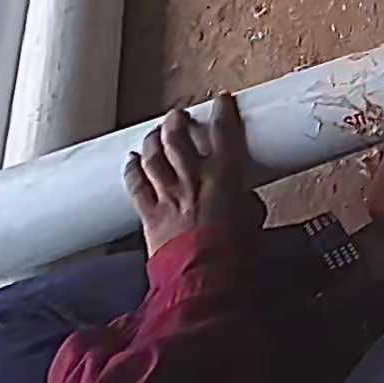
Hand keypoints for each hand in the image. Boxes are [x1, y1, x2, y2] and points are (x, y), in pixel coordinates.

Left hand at [125, 94, 249, 254]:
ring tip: (155, 133)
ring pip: (153, 157)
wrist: (204, 281)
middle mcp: (193, 178)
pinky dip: (132, 170)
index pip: (224, 132)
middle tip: (178, 115)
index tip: (222, 100)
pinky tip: (131, 160)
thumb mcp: (252, 219)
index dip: (223, 111)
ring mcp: (168, 196)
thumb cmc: (236, 251)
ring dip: (152, 140)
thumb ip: (246, 203)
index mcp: (224, 175)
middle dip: (176, 121)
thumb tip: (244, 202)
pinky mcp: (150, 216)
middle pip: (177, 138)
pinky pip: (136, 186)